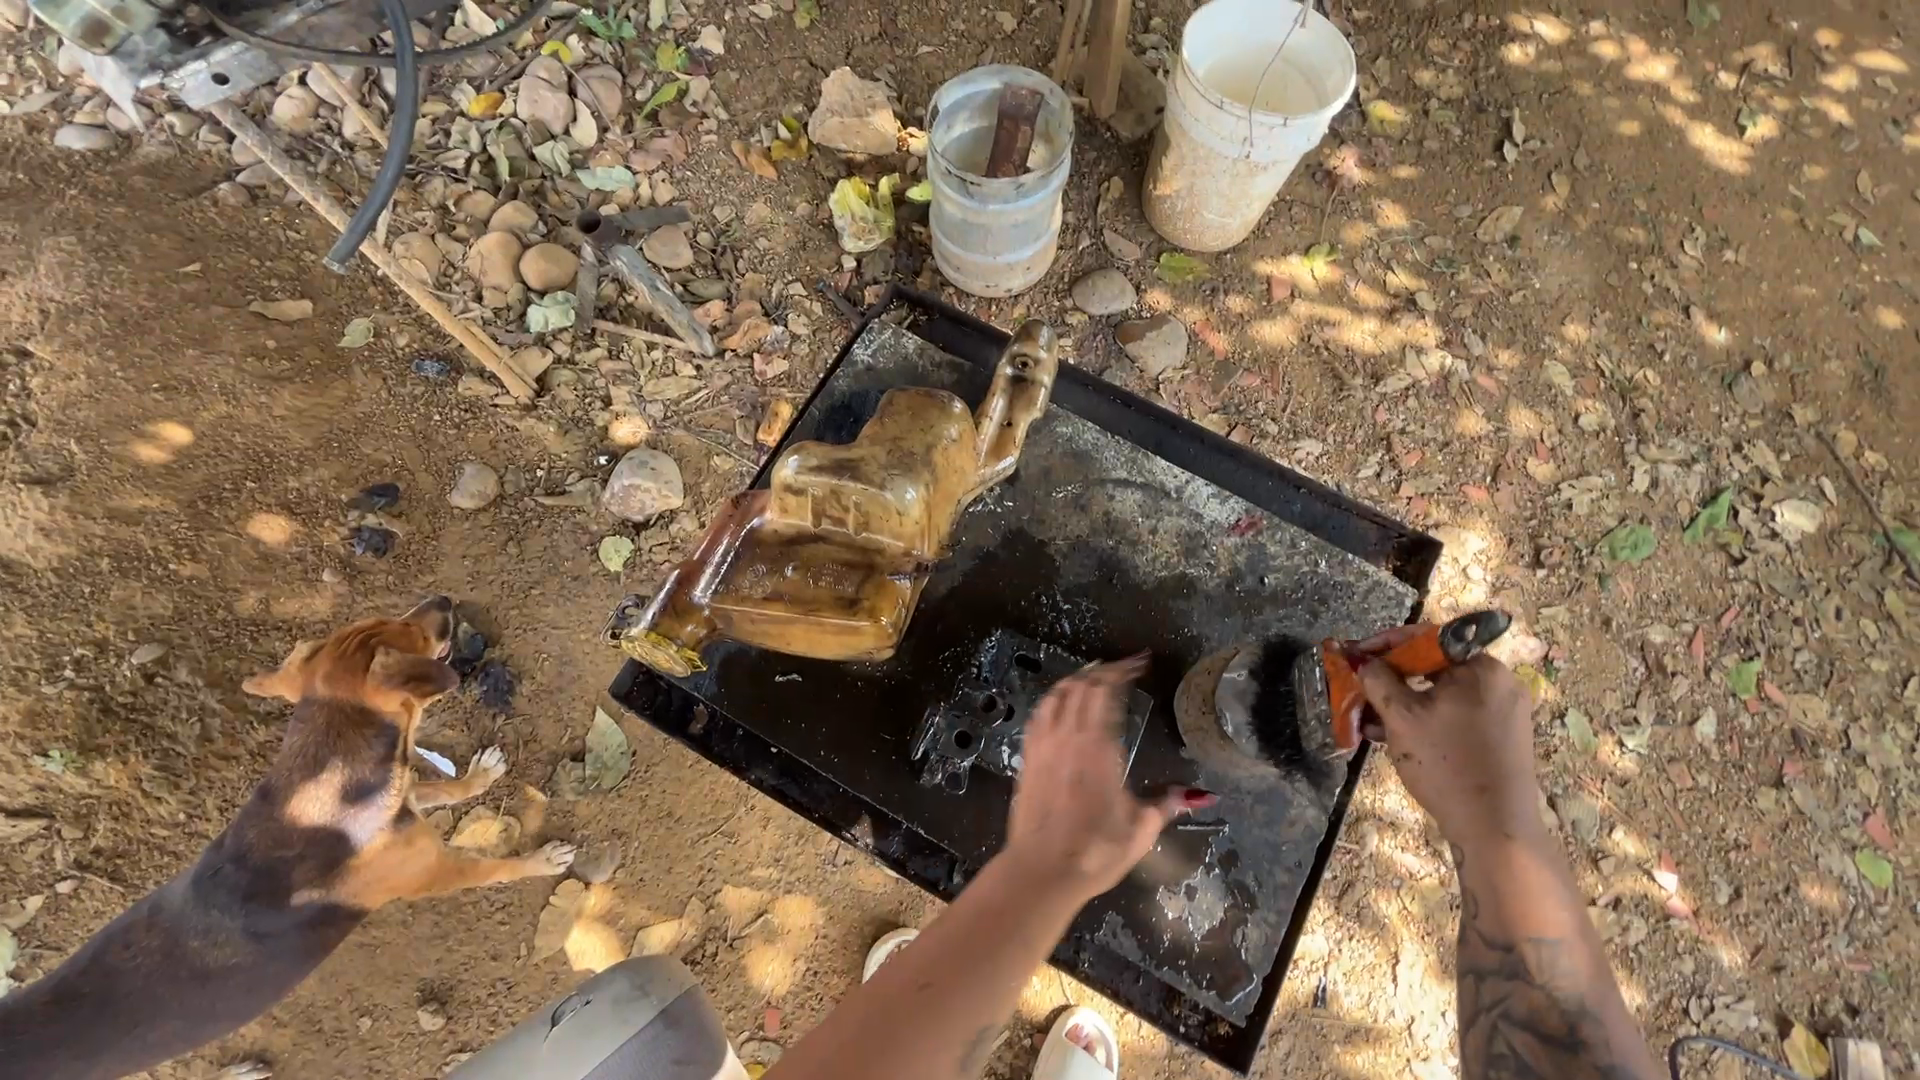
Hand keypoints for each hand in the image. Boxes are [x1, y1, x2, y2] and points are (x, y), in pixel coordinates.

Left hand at [1004, 655, 1212, 900]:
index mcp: (1099, 746)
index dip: (1122, 669)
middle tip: (1120, 667)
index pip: (1107, 690)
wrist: (1041, 869)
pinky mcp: (1027, 759)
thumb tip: (1201, 795)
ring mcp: (1044, 746)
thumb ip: (1168, 805)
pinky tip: (1057, 702)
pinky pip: (1038, 716)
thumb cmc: (1095, 850)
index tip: (1139, 662)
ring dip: (1075, 680)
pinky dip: (1051, 700)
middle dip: (1102, 670)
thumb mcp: (1140, 830)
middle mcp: (1069, 737)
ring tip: (1090, 676)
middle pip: (1081, 687)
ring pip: (1056, 696)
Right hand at [1353, 627, 1540, 850]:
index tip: (1356, 655)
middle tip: (1361, 689)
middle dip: (1392, 678)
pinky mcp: (1502, 737)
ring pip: (1442, 693)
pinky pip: (1456, 714)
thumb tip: (1362, 660)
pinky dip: (1426, 719)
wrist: (1494, 827)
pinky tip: (1397, 737)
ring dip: (1404, 702)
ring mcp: (1505, 711)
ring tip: (1371, 720)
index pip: (1427, 639)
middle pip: (1434, 667)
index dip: (1385, 643)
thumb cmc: (1445, 763)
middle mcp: (1499, 683)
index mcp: (1481, 669)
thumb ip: (1378, 680)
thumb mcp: (1401, 717)